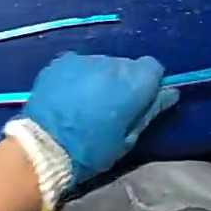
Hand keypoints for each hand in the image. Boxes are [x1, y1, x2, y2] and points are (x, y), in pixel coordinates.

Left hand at [19, 53, 177, 184]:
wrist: (40, 151)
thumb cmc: (90, 152)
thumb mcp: (127, 140)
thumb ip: (150, 111)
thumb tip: (170, 92)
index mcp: (134, 81)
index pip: (153, 67)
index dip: (149, 83)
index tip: (138, 101)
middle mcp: (113, 62)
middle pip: (127, 65)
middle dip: (123, 81)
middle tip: (110, 106)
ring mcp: (86, 59)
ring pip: (104, 64)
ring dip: (101, 78)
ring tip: (86, 103)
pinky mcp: (63, 61)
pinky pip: (80, 65)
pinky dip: (79, 76)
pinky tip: (69, 96)